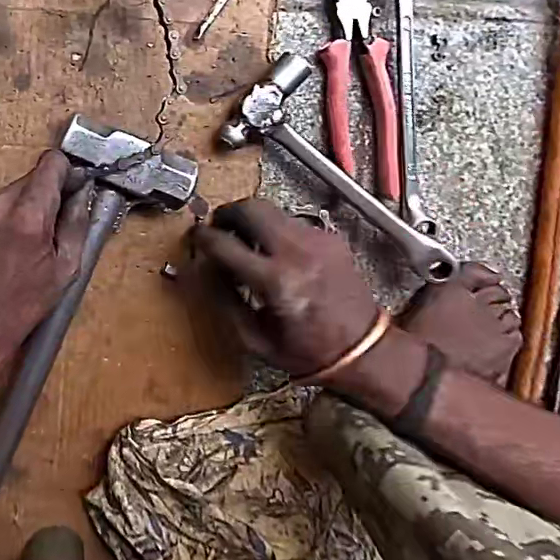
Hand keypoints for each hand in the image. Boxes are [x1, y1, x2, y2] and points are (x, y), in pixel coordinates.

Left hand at [0, 149, 93, 367]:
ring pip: (17, 188)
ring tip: (36, 240)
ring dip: (31, 204)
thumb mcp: (65, 269)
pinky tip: (15, 243)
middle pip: (35, 175)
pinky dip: (12, 214)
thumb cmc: (18, 308)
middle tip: (60, 221)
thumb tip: (83, 193)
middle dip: (51, 192)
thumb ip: (77, 222)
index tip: (77, 187)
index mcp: (26, 216)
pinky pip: (0, 202)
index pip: (52, 164)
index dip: (69, 172)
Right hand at [190, 199, 382, 377]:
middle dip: (226, 213)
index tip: (195, 237)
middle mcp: (296, 252)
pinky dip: (275, 229)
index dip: (203, 238)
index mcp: (275, 281)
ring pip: (271, 209)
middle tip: (218, 228)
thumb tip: (204, 267)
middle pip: (250, 208)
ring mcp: (316, 240)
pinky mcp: (329, 237)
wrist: (365, 350)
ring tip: (245, 240)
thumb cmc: (308, 351)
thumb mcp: (256, 339)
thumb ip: (225, 299)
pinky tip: (274, 251)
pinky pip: (291, 221)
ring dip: (251, 219)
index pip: (225, 244)